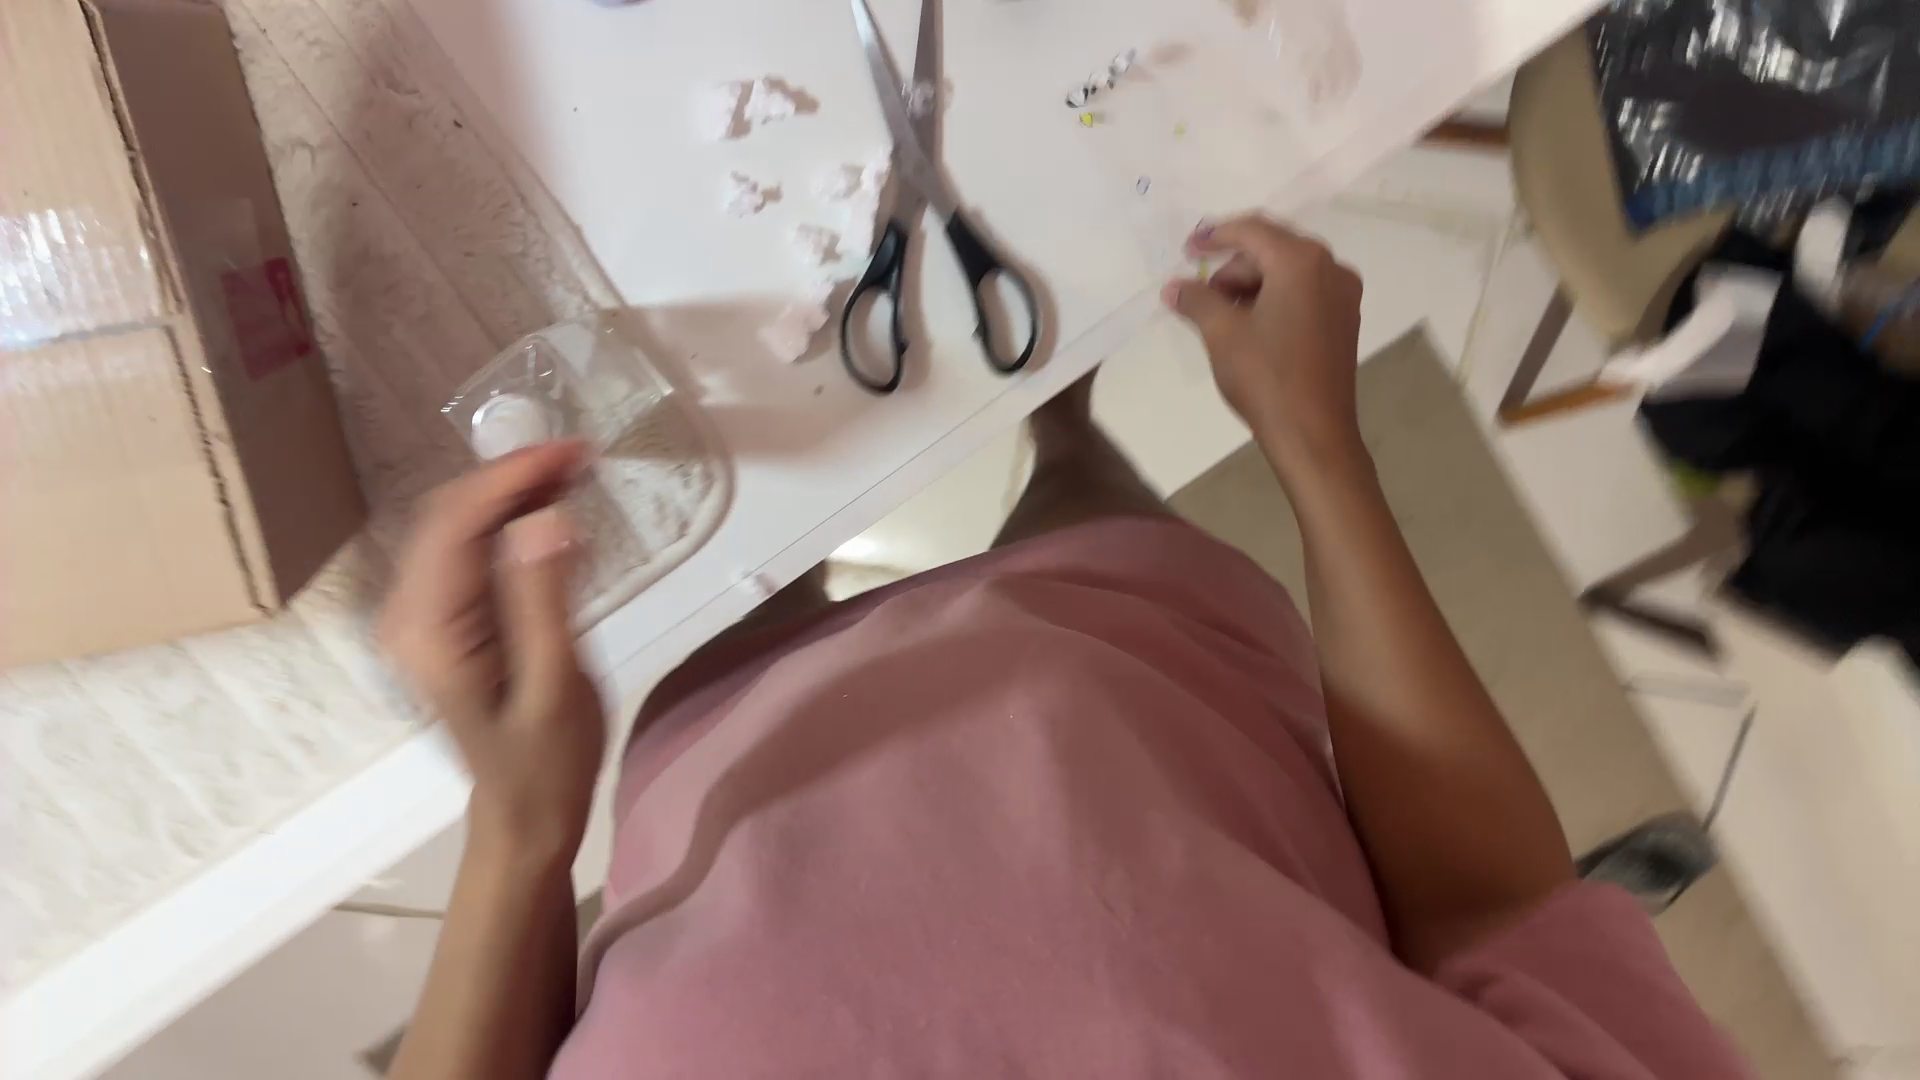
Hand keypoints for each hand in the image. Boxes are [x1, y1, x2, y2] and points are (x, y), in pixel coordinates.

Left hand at [379, 440, 605, 862]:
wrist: (525, 811)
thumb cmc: (546, 758)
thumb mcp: (554, 684)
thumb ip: (545, 602)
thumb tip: (547, 520)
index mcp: (432, 629)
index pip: (457, 526)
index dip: (509, 477)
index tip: (569, 450)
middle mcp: (414, 614)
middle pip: (452, 518)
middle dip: (513, 476)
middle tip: (581, 454)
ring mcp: (430, 618)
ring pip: (463, 530)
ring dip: (515, 493)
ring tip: (576, 470)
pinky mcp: (455, 622)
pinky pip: (477, 554)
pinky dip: (515, 522)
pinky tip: (556, 510)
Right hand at [1162, 215, 1366, 481]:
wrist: (1312, 432)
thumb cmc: (1265, 377)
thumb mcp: (1221, 334)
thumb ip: (1196, 300)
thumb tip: (1173, 287)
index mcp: (1301, 261)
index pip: (1252, 230)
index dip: (1215, 235)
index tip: (1186, 249)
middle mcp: (1330, 268)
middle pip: (1271, 250)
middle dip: (1231, 268)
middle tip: (1200, 297)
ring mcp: (1342, 295)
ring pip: (1287, 274)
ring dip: (1250, 287)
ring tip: (1220, 319)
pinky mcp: (1343, 321)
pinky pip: (1302, 295)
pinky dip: (1272, 301)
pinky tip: (1249, 329)